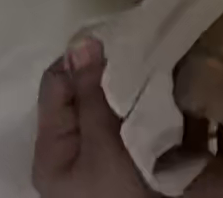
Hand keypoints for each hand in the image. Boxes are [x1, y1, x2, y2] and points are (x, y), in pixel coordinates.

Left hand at [32, 38, 151, 197]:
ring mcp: (98, 153)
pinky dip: (147, 98)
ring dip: (134, 82)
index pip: (57, 80)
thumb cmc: (120, 194)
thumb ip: (92, 92)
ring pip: (111, 98)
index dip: (85, 57)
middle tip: (146, 52)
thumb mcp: (104, 143)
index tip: (122, 40)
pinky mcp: (126, 154)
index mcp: (52, 149)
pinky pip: (132, 112)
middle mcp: (70, 149)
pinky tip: (170, 91)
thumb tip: (82, 40)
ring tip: (162, 68)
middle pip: (84, 89)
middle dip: (114, 68)